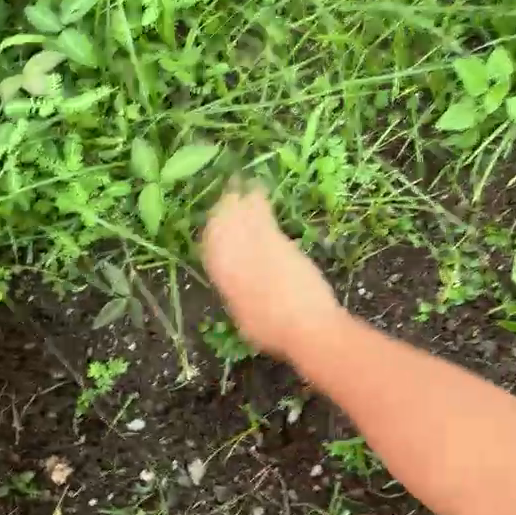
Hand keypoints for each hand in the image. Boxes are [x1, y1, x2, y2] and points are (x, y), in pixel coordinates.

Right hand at [200, 182, 345, 358]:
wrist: (306, 326)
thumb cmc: (274, 330)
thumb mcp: (244, 316)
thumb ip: (238, 294)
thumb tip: (240, 286)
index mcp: (224, 279)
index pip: (210, 248)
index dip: (211, 232)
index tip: (213, 221)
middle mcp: (234, 258)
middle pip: (223, 226)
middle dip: (223, 209)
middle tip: (227, 195)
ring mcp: (256, 246)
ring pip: (240, 216)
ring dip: (239, 200)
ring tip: (238, 184)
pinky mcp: (278, 240)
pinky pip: (263, 215)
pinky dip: (259, 201)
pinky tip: (258, 190)